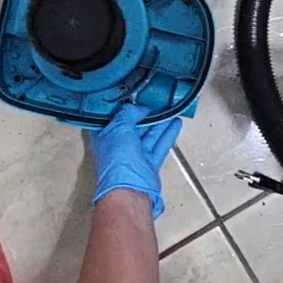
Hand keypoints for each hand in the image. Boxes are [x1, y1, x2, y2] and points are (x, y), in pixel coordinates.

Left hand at [90, 103, 182, 219]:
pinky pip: (160, 144)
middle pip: (134, 124)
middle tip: (158, 97)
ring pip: (149, 133)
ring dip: (160, 120)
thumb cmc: (119, 157)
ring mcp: (135, 154)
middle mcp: (119, 144)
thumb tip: (138, 107)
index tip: (135, 93)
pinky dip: (168, 133)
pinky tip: (176, 122)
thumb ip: (128, 113)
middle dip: (145, 111)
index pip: (114, 116)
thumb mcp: (119, 127)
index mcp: (105, 135)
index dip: (124, 105)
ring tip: (171, 106)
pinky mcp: (149, 162)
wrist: (130, 189)